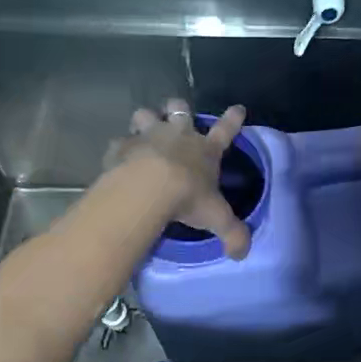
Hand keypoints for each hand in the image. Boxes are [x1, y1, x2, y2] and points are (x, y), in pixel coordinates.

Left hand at [112, 99, 252, 259]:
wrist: (149, 188)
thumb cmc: (188, 198)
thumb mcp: (217, 219)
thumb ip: (233, 234)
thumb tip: (242, 253)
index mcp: (205, 150)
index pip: (226, 130)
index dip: (233, 119)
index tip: (238, 108)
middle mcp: (178, 135)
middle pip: (180, 109)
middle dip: (179, 109)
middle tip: (175, 114)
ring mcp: (148, 136)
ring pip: (146, 113)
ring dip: (145, 119)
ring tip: (142, 128)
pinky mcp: (122, 146)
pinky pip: (119, 142)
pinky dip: (119, 148)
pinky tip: (118, 157)